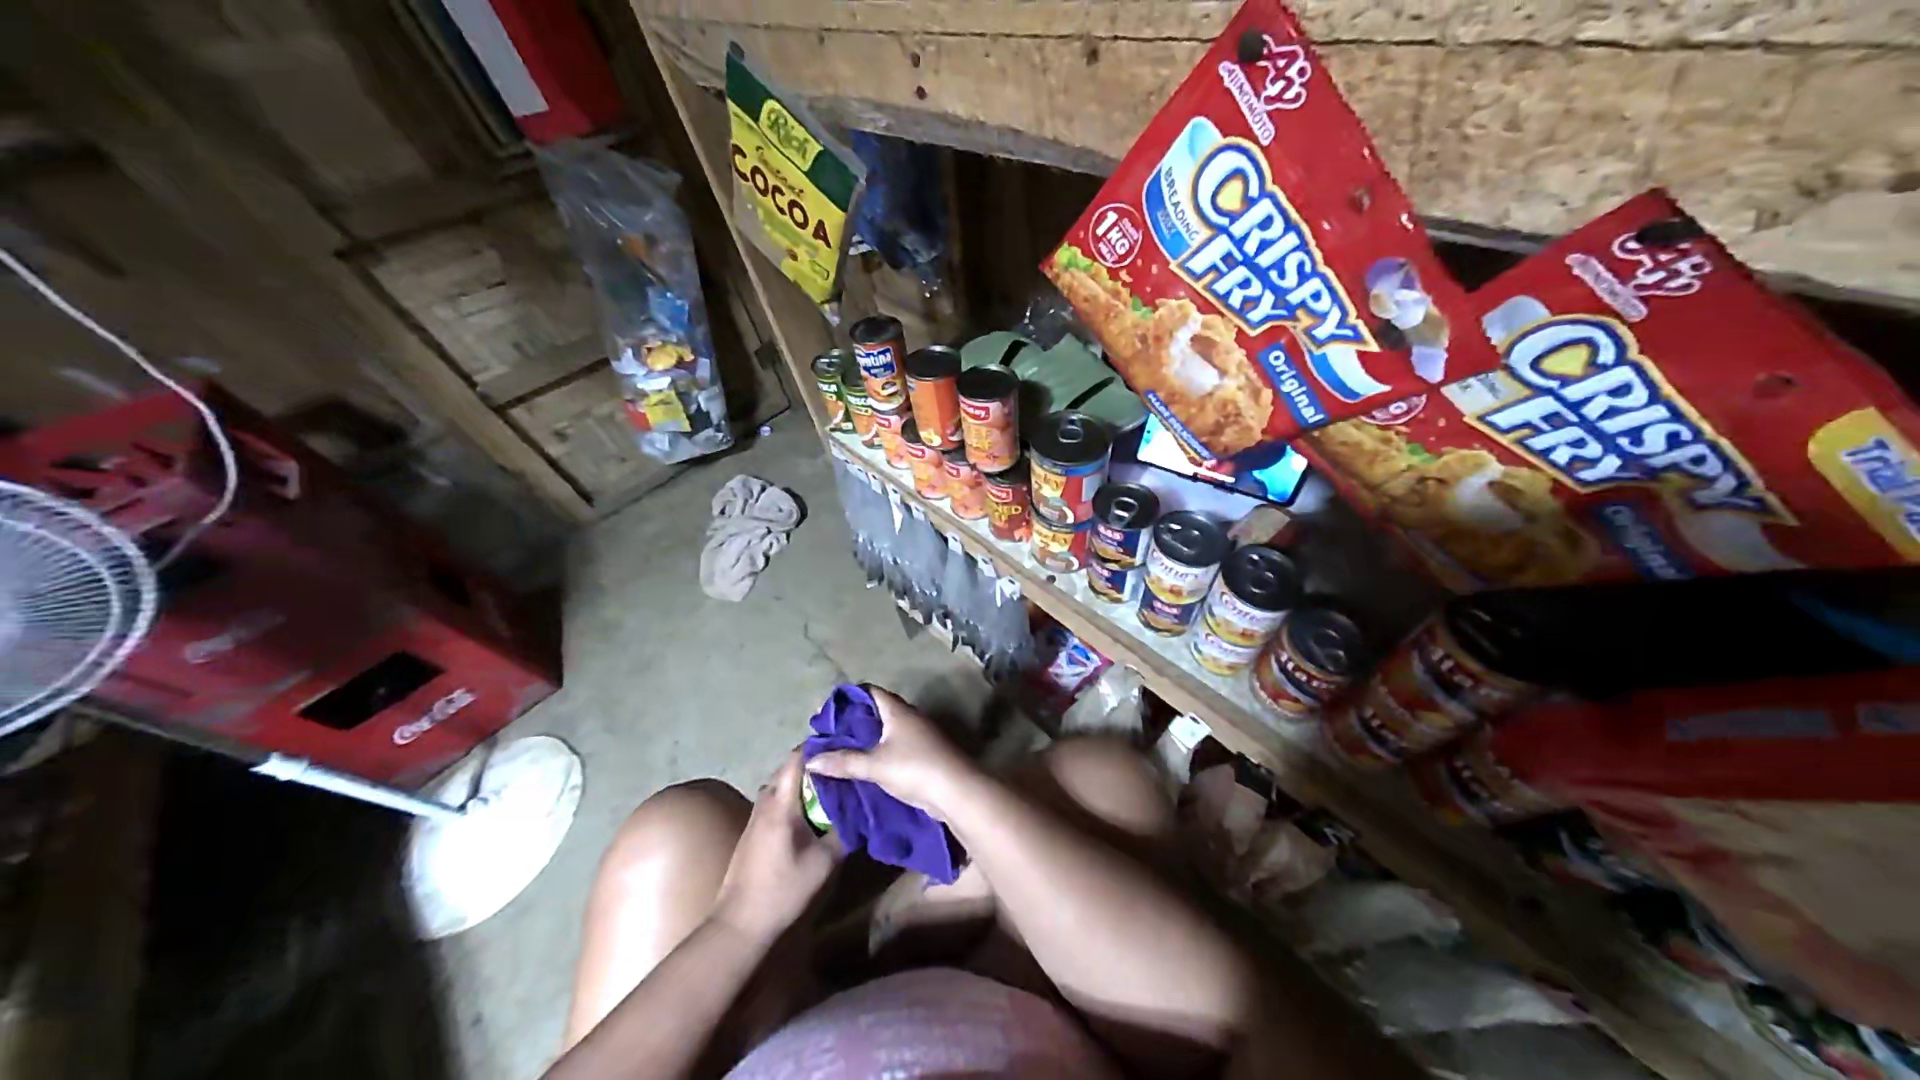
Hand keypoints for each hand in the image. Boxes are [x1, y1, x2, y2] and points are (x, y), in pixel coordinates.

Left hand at [711, 752, 840, 941]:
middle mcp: (765, 803)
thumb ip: (844, 832)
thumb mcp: (824, 862)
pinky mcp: (752, 832)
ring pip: (779, 785)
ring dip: (800, 781)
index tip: (842, 743)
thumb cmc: (783, 889)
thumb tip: (862, 812)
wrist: (740, 924)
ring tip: (828, 786)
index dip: (818, 746)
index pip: (797, 758)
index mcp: (782, 803)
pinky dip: (791, 797)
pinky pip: (774, 801)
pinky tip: (808, 812)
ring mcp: (754, 817)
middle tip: (841, 764)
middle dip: (813, 762)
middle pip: (787, 769)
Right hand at [804, 686, 980, 820]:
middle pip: (880, 711)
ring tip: (846, 752)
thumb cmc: (914, 769)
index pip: (870, 691)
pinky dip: (883, 752)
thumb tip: (811, 760)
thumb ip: (844, 762)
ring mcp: (922, 735)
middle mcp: (911, 717)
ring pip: (890, 730)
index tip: (830, 712)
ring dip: (871, 739)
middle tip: (833, 734)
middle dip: (857, 721)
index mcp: (898, 710)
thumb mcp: (874, 766)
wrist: (957, 791)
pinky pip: (898, 746)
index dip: (850, 697)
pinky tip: (869, 767)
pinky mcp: (927, 754)